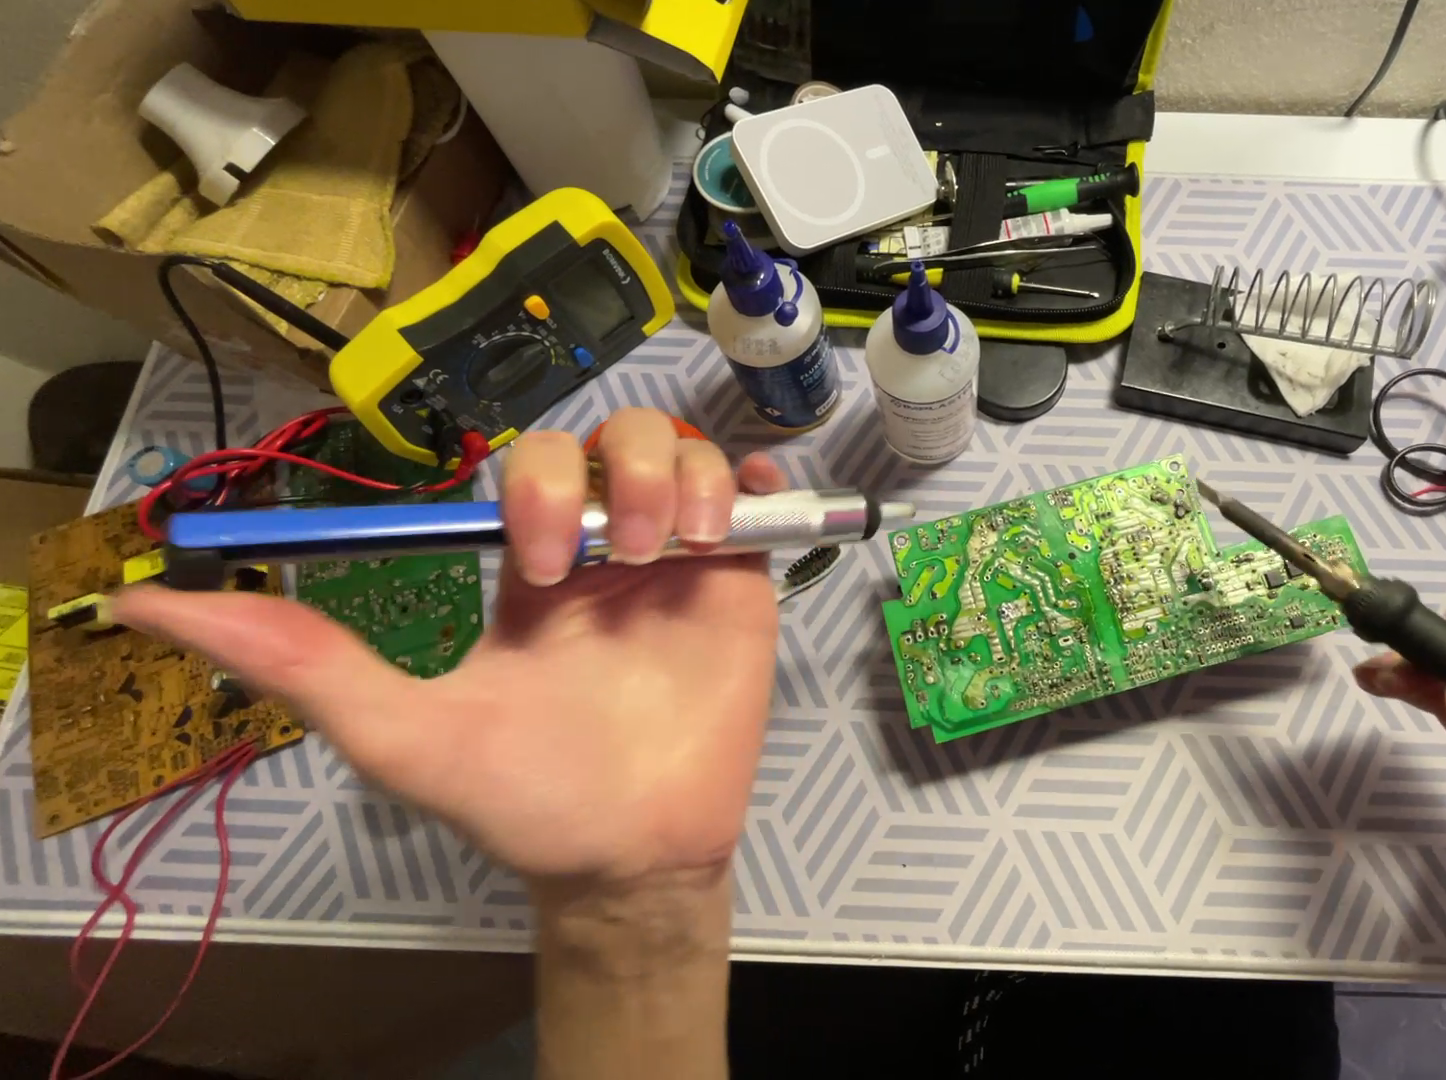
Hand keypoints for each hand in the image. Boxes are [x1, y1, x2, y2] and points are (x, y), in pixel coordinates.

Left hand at [113, 409, 783, 893]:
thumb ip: (306, 662)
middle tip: (622, 552)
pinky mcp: (741, 585)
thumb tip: (146, 605)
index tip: (539, 569)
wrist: (628, 849)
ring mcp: (683, 563)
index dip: (540, 485)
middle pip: (623, 440)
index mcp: (539, 565)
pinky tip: (750, 498)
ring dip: (688, 479)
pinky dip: (757, 482)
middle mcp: (611, 549)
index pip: (541, 463)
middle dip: (623, 473)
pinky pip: (759, 504)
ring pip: (693, 459)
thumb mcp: (406, 731)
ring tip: (684, 547)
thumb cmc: (525, 794)